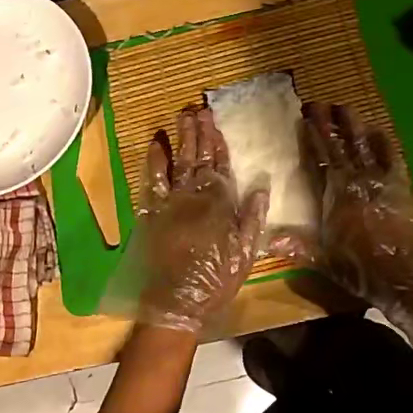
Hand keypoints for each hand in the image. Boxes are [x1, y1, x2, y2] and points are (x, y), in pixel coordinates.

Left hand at [112, 107, 266, 333]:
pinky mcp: (154, 213)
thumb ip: (252, 218)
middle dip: (199, 133)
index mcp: (219, 204)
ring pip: (177, 163)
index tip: (216, 124)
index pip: (220, 166)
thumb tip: (259, 188)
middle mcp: (195, 196)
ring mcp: (172, 202)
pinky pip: (153, 181)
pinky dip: (154, 161)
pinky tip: (154, 143)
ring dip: (179, 139)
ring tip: (181, 117)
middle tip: (197, 109)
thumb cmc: (216, 279)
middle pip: (198, 158)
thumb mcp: (245, 252)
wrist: (178, 302)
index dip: (218, 144)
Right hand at [299, 103, 412, 337]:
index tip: (304, 116)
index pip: (320, 158)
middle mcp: (359, 181)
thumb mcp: (328, 263)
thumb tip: (267, 239)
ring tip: (346, 108)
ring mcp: (383, 181)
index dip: (312, 136)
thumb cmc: (368, 270)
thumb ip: (299, 248)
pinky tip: (380, 132)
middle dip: (331, 123)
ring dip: (355, 126)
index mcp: (337, 196)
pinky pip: (392, 158)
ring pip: (366, 146)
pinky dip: (384, 143)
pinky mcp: (403, 187)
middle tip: (321, 102)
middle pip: (343, 145)